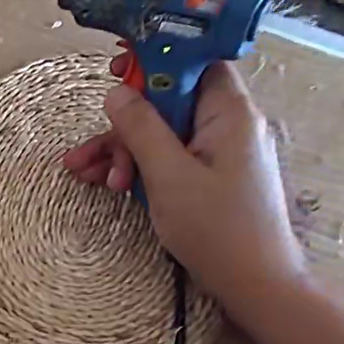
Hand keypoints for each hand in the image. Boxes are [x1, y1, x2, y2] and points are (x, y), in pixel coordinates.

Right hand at [60, 62, 307, 307]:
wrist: (256, 286)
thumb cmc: (218, 230)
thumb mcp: (169, 177)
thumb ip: (141, 129)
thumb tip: (117, 92)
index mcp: (229, 113)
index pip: (195, 60)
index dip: (156, 57)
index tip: (117, 67)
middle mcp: (228, 125)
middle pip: (167, 102)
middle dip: (124, 125)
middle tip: (91, 154)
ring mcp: (219, 152)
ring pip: (162, 133)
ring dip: (124, 152)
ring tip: (87, 177)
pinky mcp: (210, 176)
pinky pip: (170, 158)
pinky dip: (141, 168)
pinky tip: (111, 186)